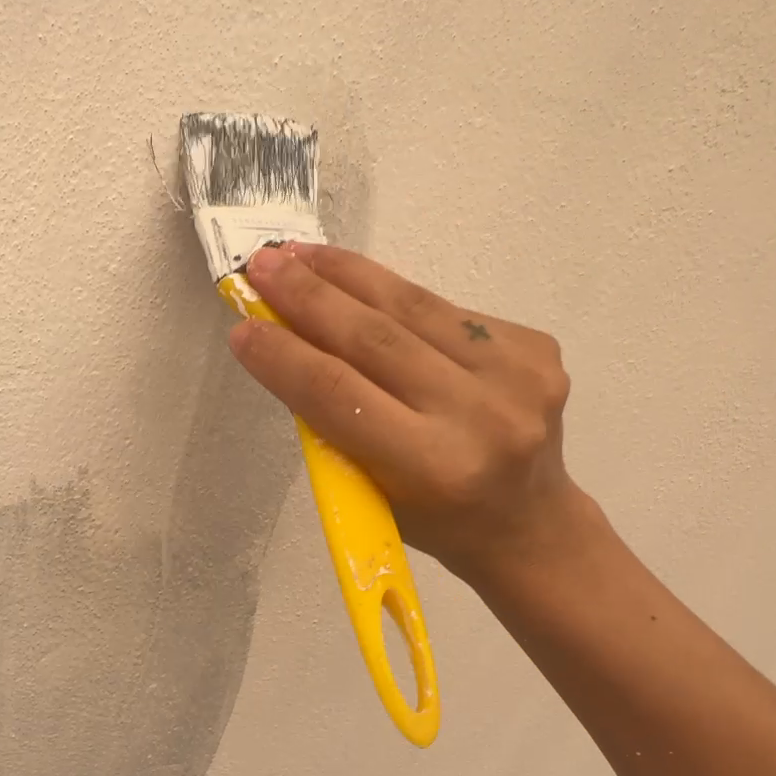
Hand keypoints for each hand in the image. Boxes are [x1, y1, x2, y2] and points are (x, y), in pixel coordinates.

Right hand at [230, 242, 595, 579]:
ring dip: (344, 276)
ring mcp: (518, 374)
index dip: (284, 356)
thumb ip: (332, 420)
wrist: (527, 521)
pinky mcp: (534, 345)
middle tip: (260, 265)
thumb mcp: (365, 488)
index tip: (242, 326)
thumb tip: (285, 344)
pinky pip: (442, 309)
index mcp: (434, 466)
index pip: (339, 394)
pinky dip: (388, 292)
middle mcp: (483, 415)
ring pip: (411, 307)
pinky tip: (351, 280)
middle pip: (375, 339)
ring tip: (296, 254)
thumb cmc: (429, 518)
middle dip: (308, 297)